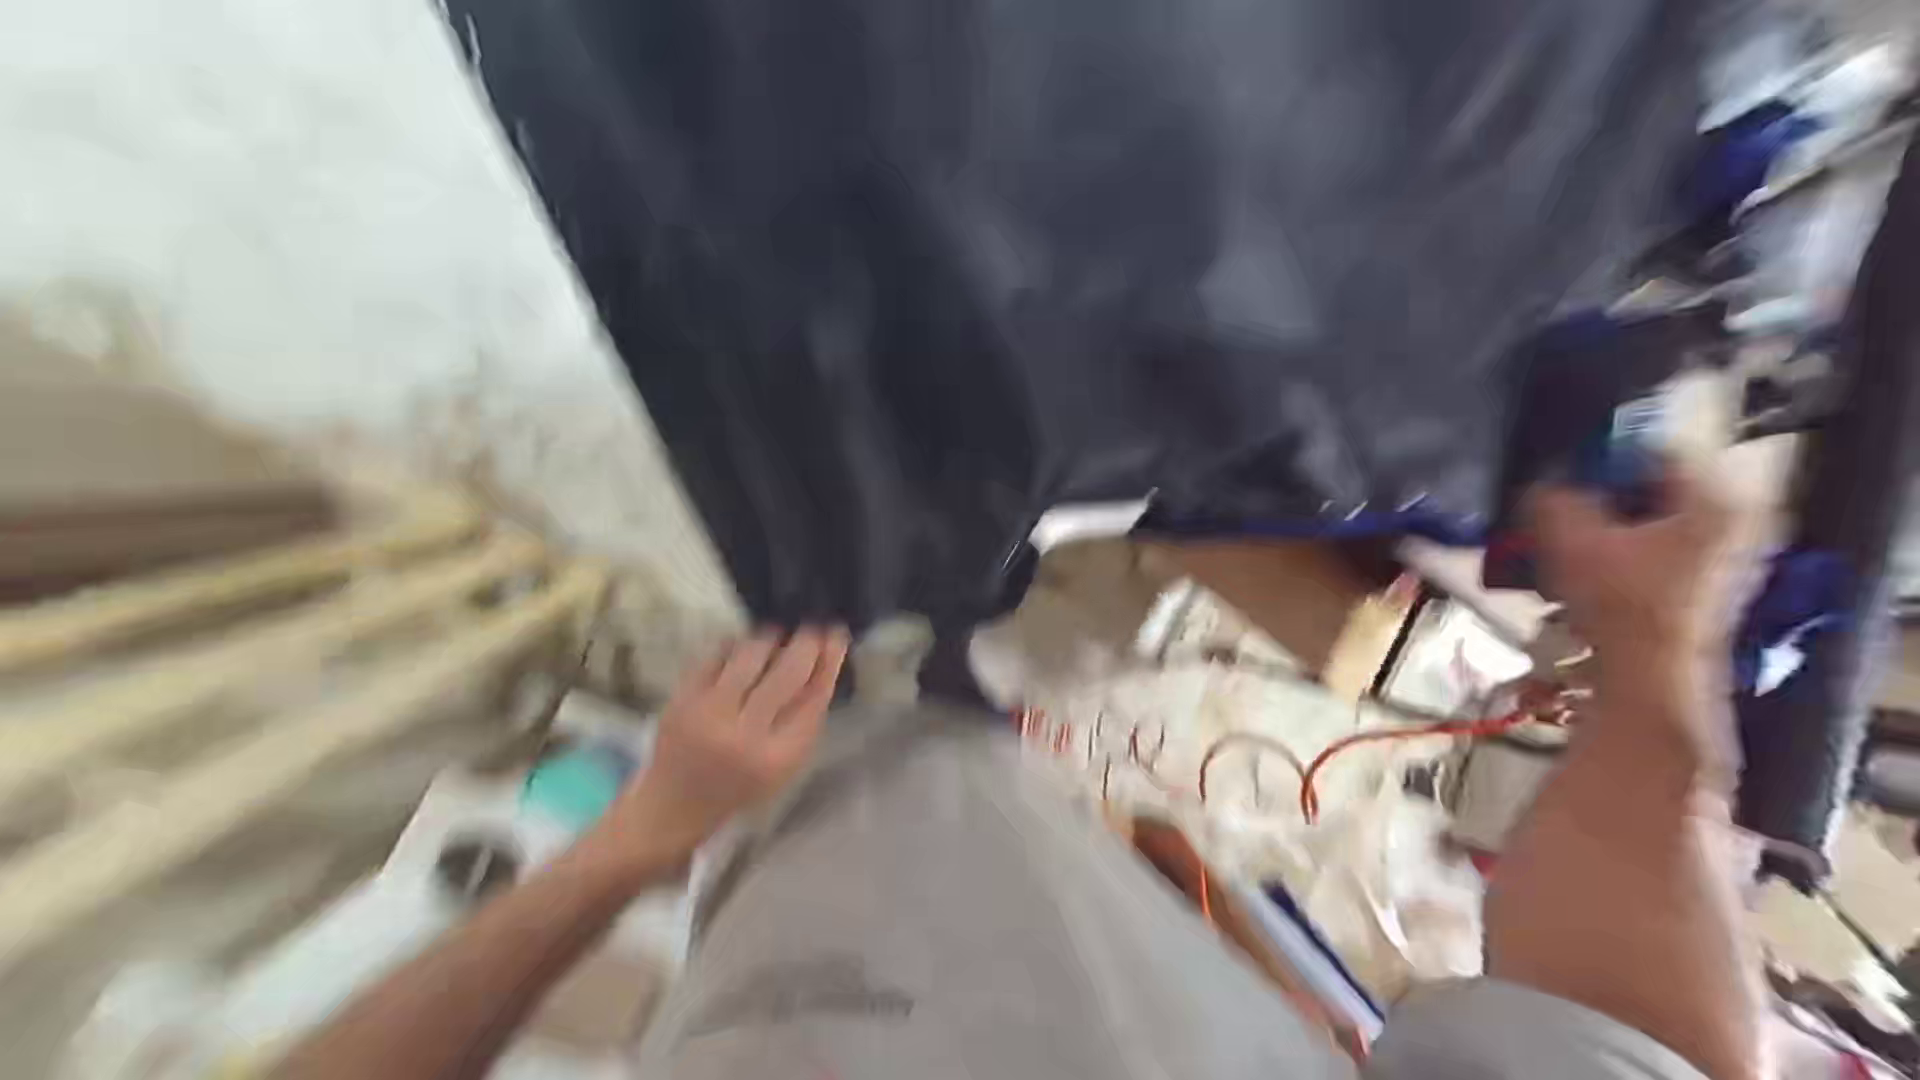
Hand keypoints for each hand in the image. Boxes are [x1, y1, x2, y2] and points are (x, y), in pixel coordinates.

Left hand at [598, 627, 849, 858]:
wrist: (674, 804)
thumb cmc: (741, 783)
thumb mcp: (786, 761)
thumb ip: (806, 715)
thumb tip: (824, 656)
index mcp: (778, 756)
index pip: (815, 696)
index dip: (830, 660)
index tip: (837, 635)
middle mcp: (745, 735)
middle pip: (788, 672)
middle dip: (806, 641)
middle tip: (812, 626)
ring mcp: (709, 714)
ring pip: (751, 655)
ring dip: (770, 638)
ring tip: (777, 636)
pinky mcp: (681, 699)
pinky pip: (716, 655)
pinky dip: (735, 644)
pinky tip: (743, 647)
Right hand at [1529, 464, 1736, 685]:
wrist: (1649, 672)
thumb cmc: (1619, 601)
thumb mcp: (1572, 541)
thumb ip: (1554, 500)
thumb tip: (1543, 481)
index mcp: (1714, 501)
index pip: (1652, 452)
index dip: (1599, 458)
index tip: (1558, 475)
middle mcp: (1734, 519)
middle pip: (1652, 487)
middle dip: (1597, 495)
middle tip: (1554, 509)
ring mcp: (1726, 553)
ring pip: (1648, 518)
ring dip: (1601, 522)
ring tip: (1560, 538)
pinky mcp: (1705, 580)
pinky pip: (1654, 544)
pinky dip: (1617, 546)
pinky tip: (1582, 564)